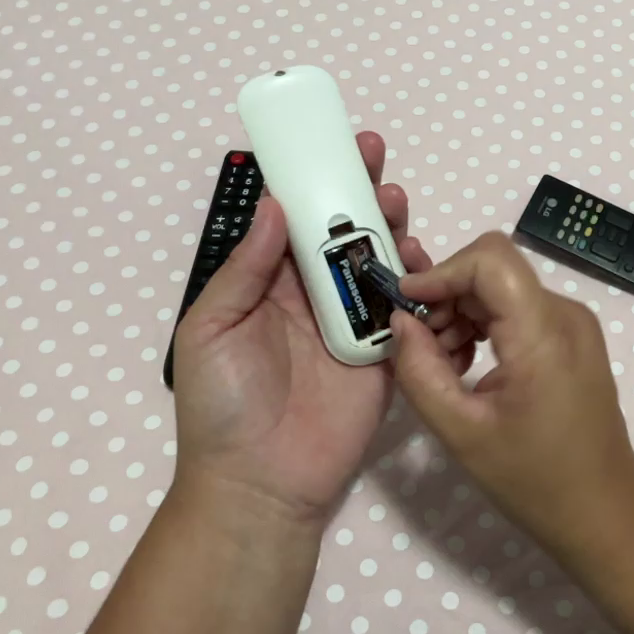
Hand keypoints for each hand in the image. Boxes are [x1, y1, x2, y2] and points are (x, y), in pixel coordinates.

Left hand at [169, 132, 474, 521]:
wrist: (261, 484)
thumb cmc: (223, 404)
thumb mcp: (214, 328)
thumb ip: (247, 268)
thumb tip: (274, 204)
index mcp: (272, 285)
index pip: (299, 222)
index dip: (317, 183)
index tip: (337, 148)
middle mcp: (317, 297)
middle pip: (346, 235)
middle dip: (362, 196)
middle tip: (377, 167)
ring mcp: (354, 324)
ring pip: (380, 265)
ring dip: (391, 231)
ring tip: (396, 207)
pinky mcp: (386, 354)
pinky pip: (407, 311)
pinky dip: (417, 283)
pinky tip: (420, 261)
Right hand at [388, 232, 633, 551]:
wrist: (603, 509)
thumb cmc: (533, 480)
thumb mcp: (461, 432)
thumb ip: (420, 372)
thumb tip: (400, 320)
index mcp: (544, 334)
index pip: (491, 260)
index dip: (442, 271)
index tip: (408, 304)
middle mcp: (565, 313)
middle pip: (494, 270)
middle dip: (447, 296)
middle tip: (422, 347)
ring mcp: (574, 323)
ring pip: (502, 287)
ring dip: (463, 313)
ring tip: (445, 365)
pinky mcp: (573, 335)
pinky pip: (519, 308)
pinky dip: (485, 325)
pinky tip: (469, 365)